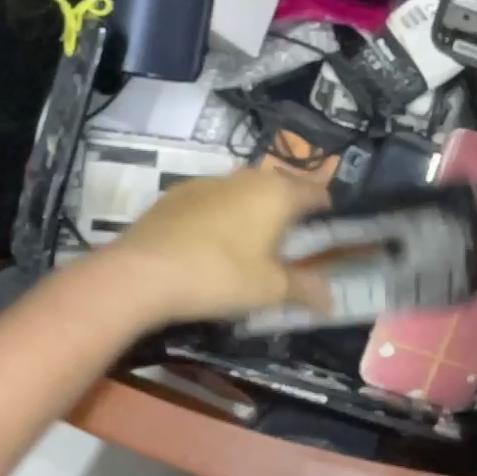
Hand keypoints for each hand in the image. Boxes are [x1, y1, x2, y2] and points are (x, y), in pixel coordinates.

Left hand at [100, 167, 332, 324]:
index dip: (330, 210)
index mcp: (277, 193)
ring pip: (245, 191)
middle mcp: (247, 177)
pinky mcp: (177, 194)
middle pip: (281, 188)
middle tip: (295, 241)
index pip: (317, 192)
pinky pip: (213, 200)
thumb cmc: (220, 276)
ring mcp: (209, 181)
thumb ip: (305, 290)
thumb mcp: (269, 290)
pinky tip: (212, 245)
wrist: (141, 273)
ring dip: (254, 210)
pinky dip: (222, 216)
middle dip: (291, 210)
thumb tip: (330, 297)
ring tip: (253, 244)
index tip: (335, 230)